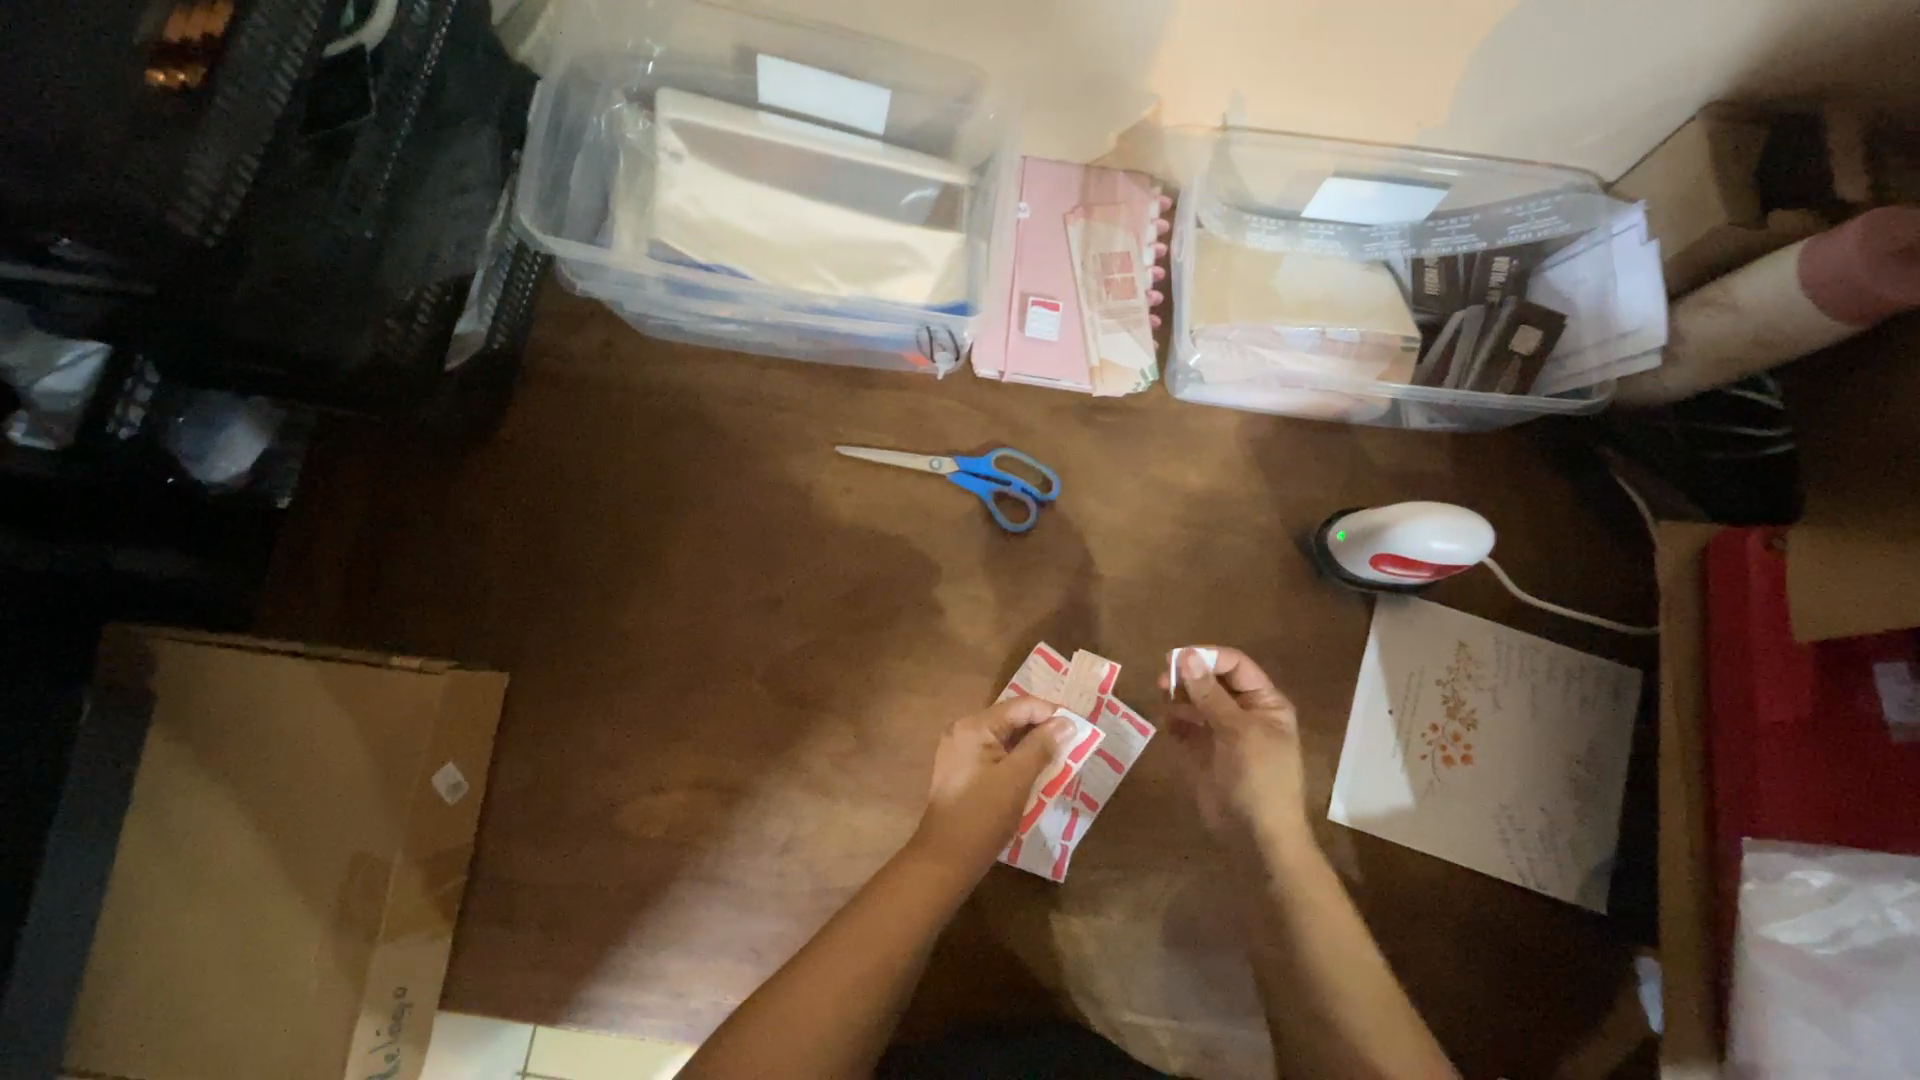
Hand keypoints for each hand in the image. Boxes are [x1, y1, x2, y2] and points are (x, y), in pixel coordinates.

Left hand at [908, 698, 1074, 879]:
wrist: (945, 859)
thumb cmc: (982, 816)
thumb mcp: (1017, 778)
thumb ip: (1041, 746)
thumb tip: (1066, 723)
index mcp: (974, 726)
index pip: (1021, 706)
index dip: (1052, 713)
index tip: (1080, 729)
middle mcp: (964, 731)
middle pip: (1012, 720)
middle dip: (1043, 731)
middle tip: (1074, 745)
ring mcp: (960, 751)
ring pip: (1006, 739)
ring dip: (1033, 747)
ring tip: (1061, 759)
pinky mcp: (963, 770)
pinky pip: (996, 755)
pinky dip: (1018, 760)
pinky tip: (1037, 773)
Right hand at [1159, 648, 1310, 851]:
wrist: (1257, 835)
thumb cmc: (1259, 777)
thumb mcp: (1238, 731)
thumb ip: (1209, 694)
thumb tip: (1185, 657)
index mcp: (1265, 703)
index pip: (1235, 666)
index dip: (1207, 657)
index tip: (1175, 658)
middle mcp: (1243, 712)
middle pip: (1211, 681)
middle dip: (1188, 677)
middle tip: (1161, 680)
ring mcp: (1221, 733)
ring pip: (1194, 702)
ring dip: (1177, 698)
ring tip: (1161, 702)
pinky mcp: (1202, 752)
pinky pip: (1183, 727)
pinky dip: (1173, 721)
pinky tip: (1164, 723)